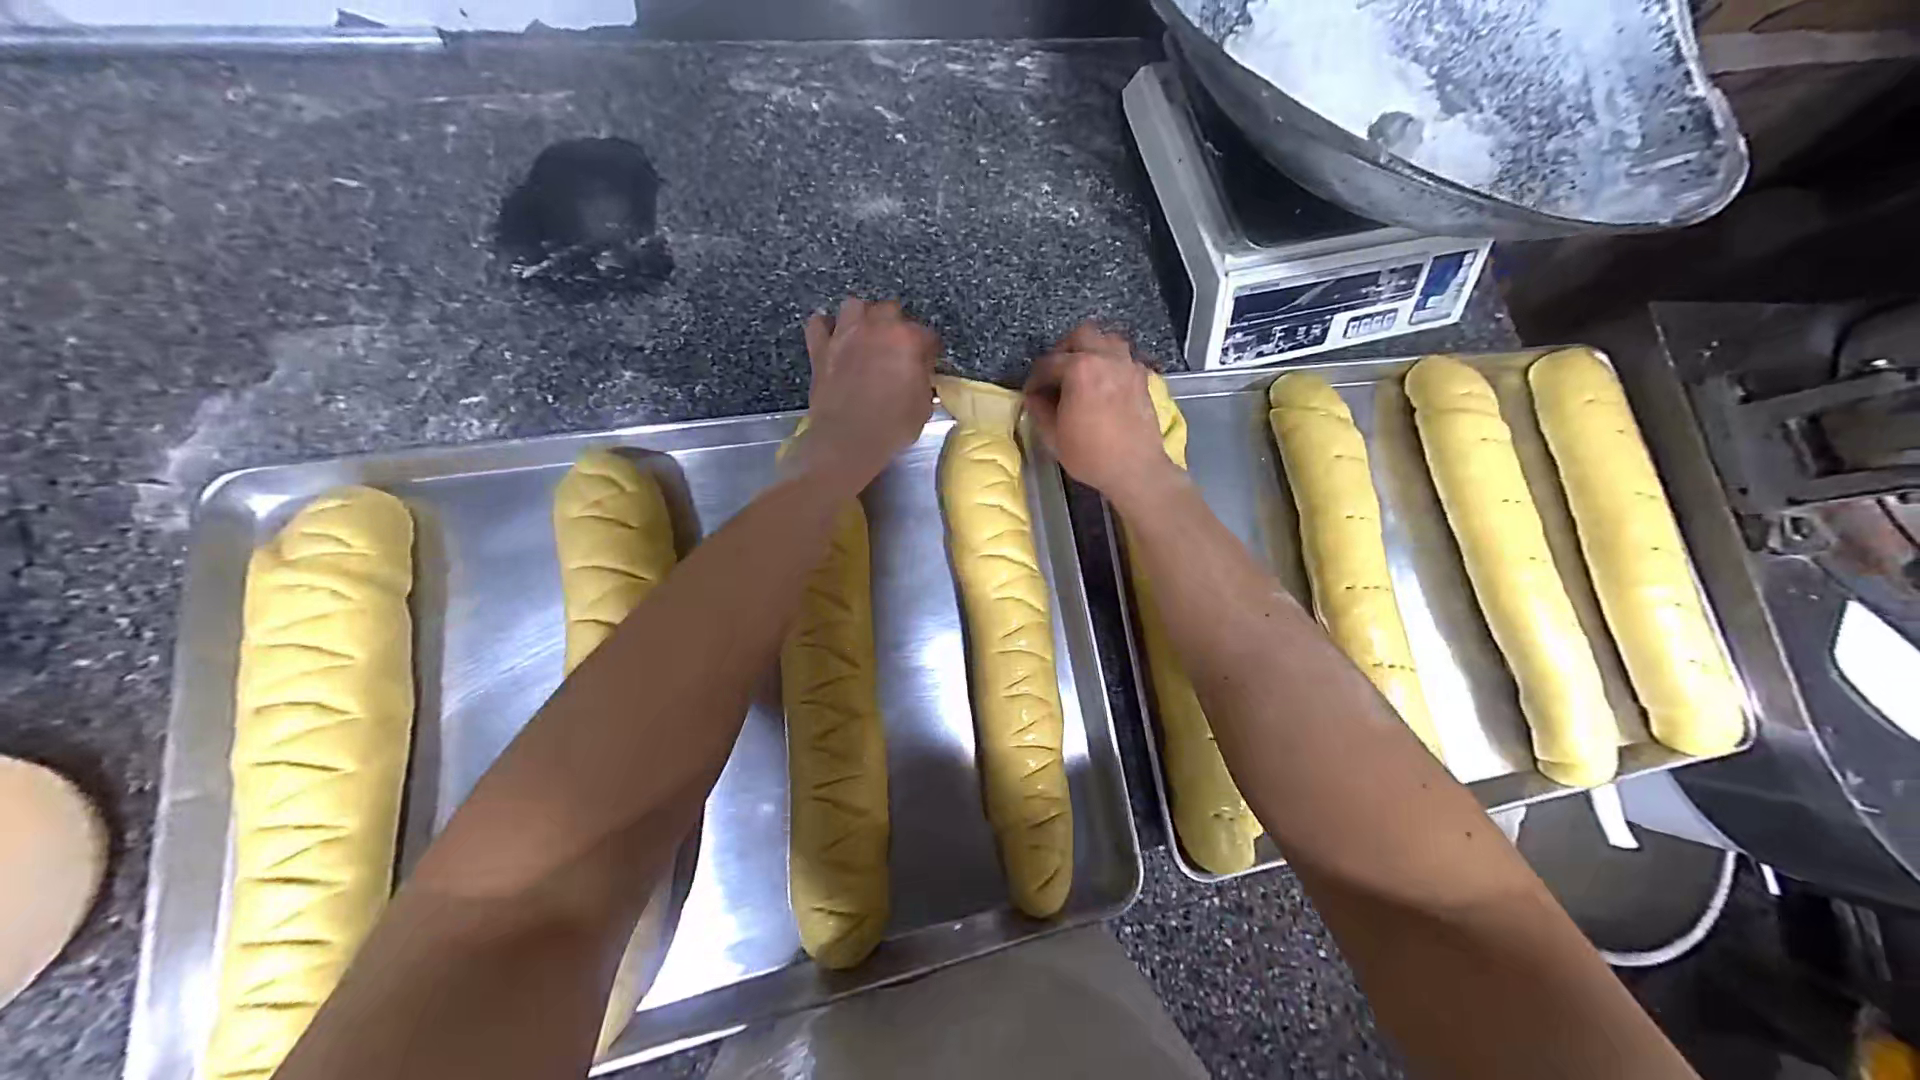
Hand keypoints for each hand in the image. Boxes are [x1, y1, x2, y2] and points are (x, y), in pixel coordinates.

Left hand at [796, 297, 938, 489]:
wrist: (848, 438)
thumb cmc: (892, 426)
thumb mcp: (923, 406)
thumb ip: (922, 380)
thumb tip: (919, 374)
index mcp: (908, 340)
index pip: (927, 336)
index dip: (928, 350)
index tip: (926, 362)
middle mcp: (877, 328)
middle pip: (890, 309)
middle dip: (896, 324)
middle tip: (896, 346)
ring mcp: (845, 335)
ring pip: (854, 306)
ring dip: (862, 317)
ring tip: (865, 334)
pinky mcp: (820, 348)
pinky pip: (818, 324)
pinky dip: (825, 328)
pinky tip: (832, 338)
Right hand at [1024, 323, 1184, 509]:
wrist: (1135, 469)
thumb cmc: (1091, 455)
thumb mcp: (1053, 436)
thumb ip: (1039, 409)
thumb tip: (1034, 396)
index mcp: (1080, 369)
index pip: (1048, 363)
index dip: (1035, 378)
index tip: (1031, 392)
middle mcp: (1105, 358)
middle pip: (1081, 335)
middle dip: (1064, 350)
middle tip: (1055, 372)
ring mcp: (1127, 366)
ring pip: (1107, 340)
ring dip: (1091, 349)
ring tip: (1081, 372)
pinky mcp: (1142, 378)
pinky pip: (1124, 358)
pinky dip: (1111, 363)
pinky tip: (1104, 383)